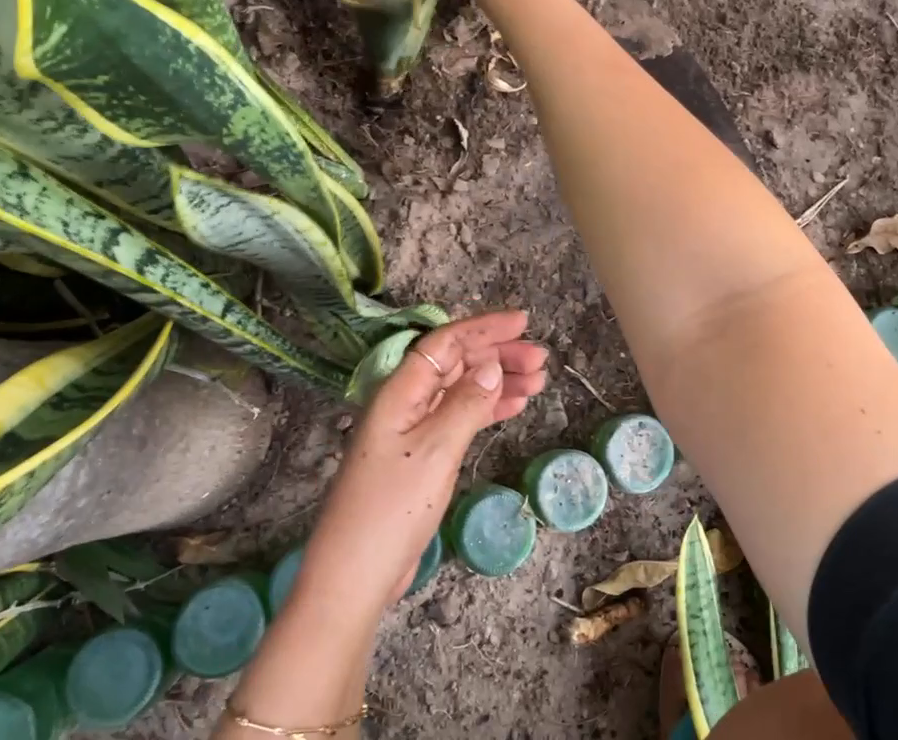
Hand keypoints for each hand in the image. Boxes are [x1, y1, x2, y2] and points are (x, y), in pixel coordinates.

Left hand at [298, 312, 548, 607]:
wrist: (356, 573)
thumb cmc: (392, 508)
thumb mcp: (435, 451)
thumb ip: (465, 404)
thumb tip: (491, 365)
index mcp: (399, 393)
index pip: (444, 344)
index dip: (483, 328)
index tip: (523, 323)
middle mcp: (405, 404)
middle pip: (455, 364)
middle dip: (497, 355)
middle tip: (540, 359)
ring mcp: (413, 431)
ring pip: (462, 390)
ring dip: (499, 382)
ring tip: (538, 381)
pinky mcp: (422, 457)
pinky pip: (460, 417)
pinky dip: (488, 409)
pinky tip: (515, 406)